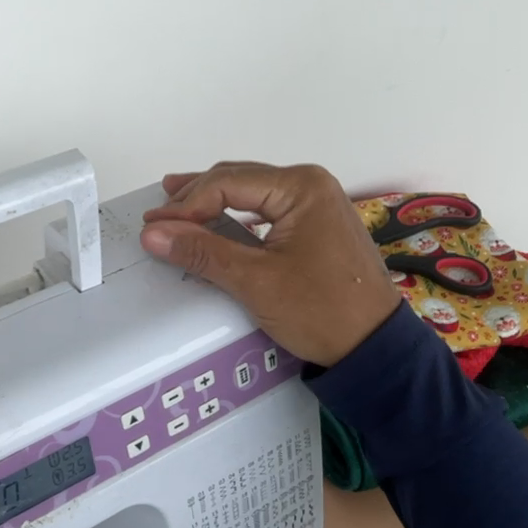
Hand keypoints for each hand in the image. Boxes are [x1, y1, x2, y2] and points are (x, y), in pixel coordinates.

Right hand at [141, 162, 401, 366]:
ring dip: (215, 202)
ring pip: (252, 193)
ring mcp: (318, 203)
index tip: (153, 226)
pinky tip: (218, 222)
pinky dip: (237, 215)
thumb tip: (152, 232)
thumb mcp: (255, 281)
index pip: (227, 183)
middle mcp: (311, 184)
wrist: (375, 348)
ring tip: (177, 205)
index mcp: (300, 187)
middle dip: (196, 196)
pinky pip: (267, 209)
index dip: (186, 204)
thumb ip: (202, 251)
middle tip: (158, 211)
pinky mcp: (318, 224)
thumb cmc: (320, 310)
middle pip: (239, 179)